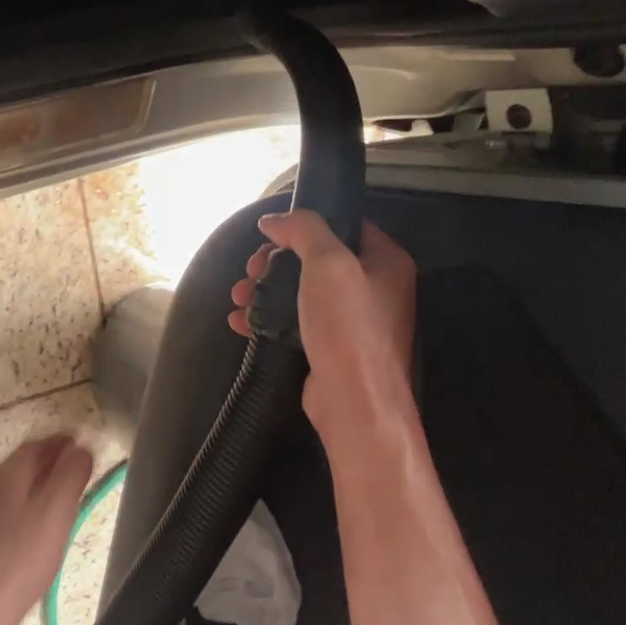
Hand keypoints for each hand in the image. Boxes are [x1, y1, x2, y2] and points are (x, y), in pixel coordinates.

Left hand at [0, 434, 93, 624]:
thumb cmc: (22, 554)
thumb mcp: (56, 510)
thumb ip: (71, 475)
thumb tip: (82, 448)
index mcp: (10, 469)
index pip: (40, 443)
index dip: (64, 443)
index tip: (84, 448)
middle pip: (27, 462)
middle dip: (54, 462)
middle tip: (79, 473)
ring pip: (19, 485)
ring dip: (42, 485)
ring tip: (64, 500)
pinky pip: (11, 506)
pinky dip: (30, 505)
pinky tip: (39, 527)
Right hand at [228, 211, 418, 436]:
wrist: (353, 403)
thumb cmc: (348, 327)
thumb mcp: (328, 263)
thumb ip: (303, 230)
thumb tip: (274, 221)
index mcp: (386, 262)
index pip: (344, 225)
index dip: (305, 225)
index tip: (272, 235)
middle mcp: (375, 287)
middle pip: (314, 258)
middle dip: (273, 261)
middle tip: (251, 269)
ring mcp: (353, 320)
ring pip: (300, 289)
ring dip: (264, 289)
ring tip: (239, 297)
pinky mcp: (331, 346)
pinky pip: (295, 319)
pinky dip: (267, 317)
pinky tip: (241, 321)